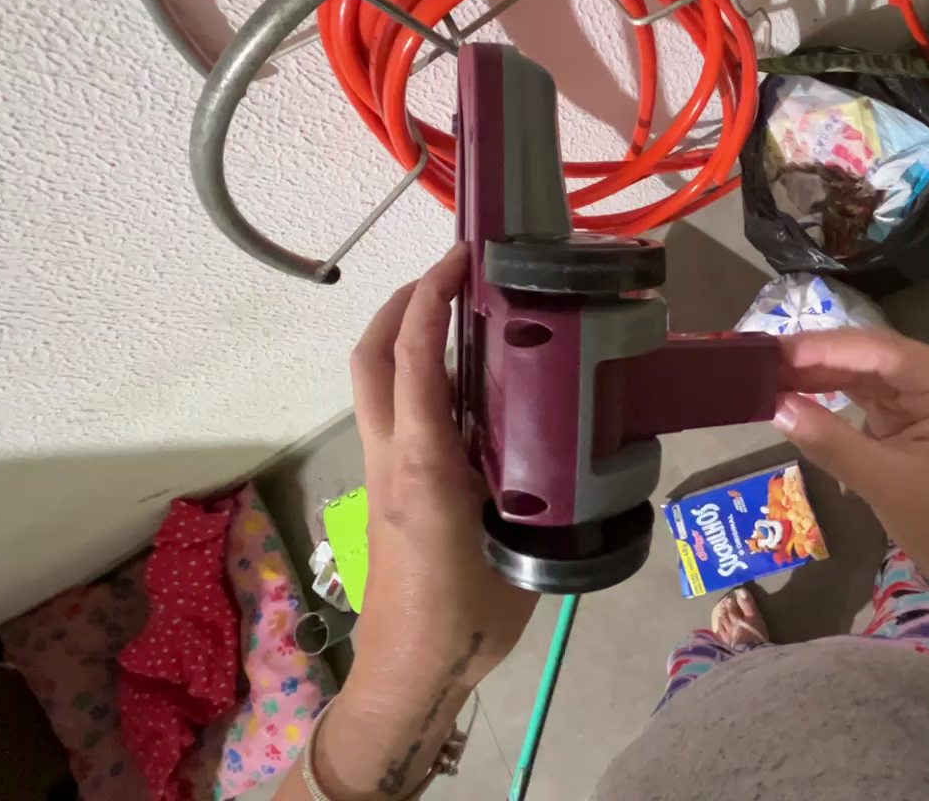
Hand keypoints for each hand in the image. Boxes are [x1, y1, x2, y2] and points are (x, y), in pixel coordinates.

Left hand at [346, 245, 536, 691]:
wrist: (411, 668)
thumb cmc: (465, 612)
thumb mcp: (514, 542)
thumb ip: (531, 481)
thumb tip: (557, 433)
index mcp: (422, 463)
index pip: (415, 360)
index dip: (430, 299)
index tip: (458, 259)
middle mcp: (393, 454)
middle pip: (372, 356)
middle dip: (400, 303)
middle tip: (450, 277)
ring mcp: (385, 468)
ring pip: (379, 381)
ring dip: (408, 336)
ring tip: (467, 317)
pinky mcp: (390, 483)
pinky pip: (400, 411)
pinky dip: (424, 378)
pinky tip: (474, 386)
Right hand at [774, 329, 928, 625]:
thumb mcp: (885, 486)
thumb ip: (831, 442)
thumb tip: (776, 407)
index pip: (885, 353)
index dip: (828, 348)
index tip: (779, 352)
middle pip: (874, 355)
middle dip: (819, 357)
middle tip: (763, 358)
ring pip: (868, 370)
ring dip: (821, 371)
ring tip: (771, 370)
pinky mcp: (916, 412)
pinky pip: (870, 391)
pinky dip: (834, 390)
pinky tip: (799, 386)